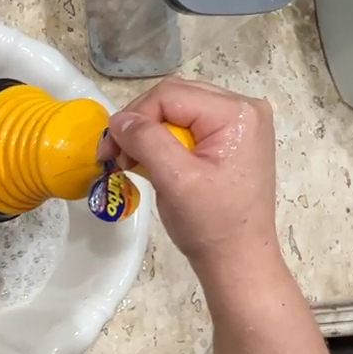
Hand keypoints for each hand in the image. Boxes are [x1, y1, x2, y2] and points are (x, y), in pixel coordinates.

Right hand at [103, 77, 285, 293]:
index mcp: (236, 113)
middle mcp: (242, 108)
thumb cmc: (210, 224)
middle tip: (117, 158)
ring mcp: (238, 124)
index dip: (133, 118)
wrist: (237, 258)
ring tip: (132, 163)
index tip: (110, 153)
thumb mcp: (175, 180)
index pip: (169, 95)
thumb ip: (146, 141)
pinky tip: (151, 163)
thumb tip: (117, 120)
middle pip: (173, 98)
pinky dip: (162, 142)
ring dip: (147, 134)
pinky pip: (187, 127)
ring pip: (177, 111)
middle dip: (138, 125)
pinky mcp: (230, 140)